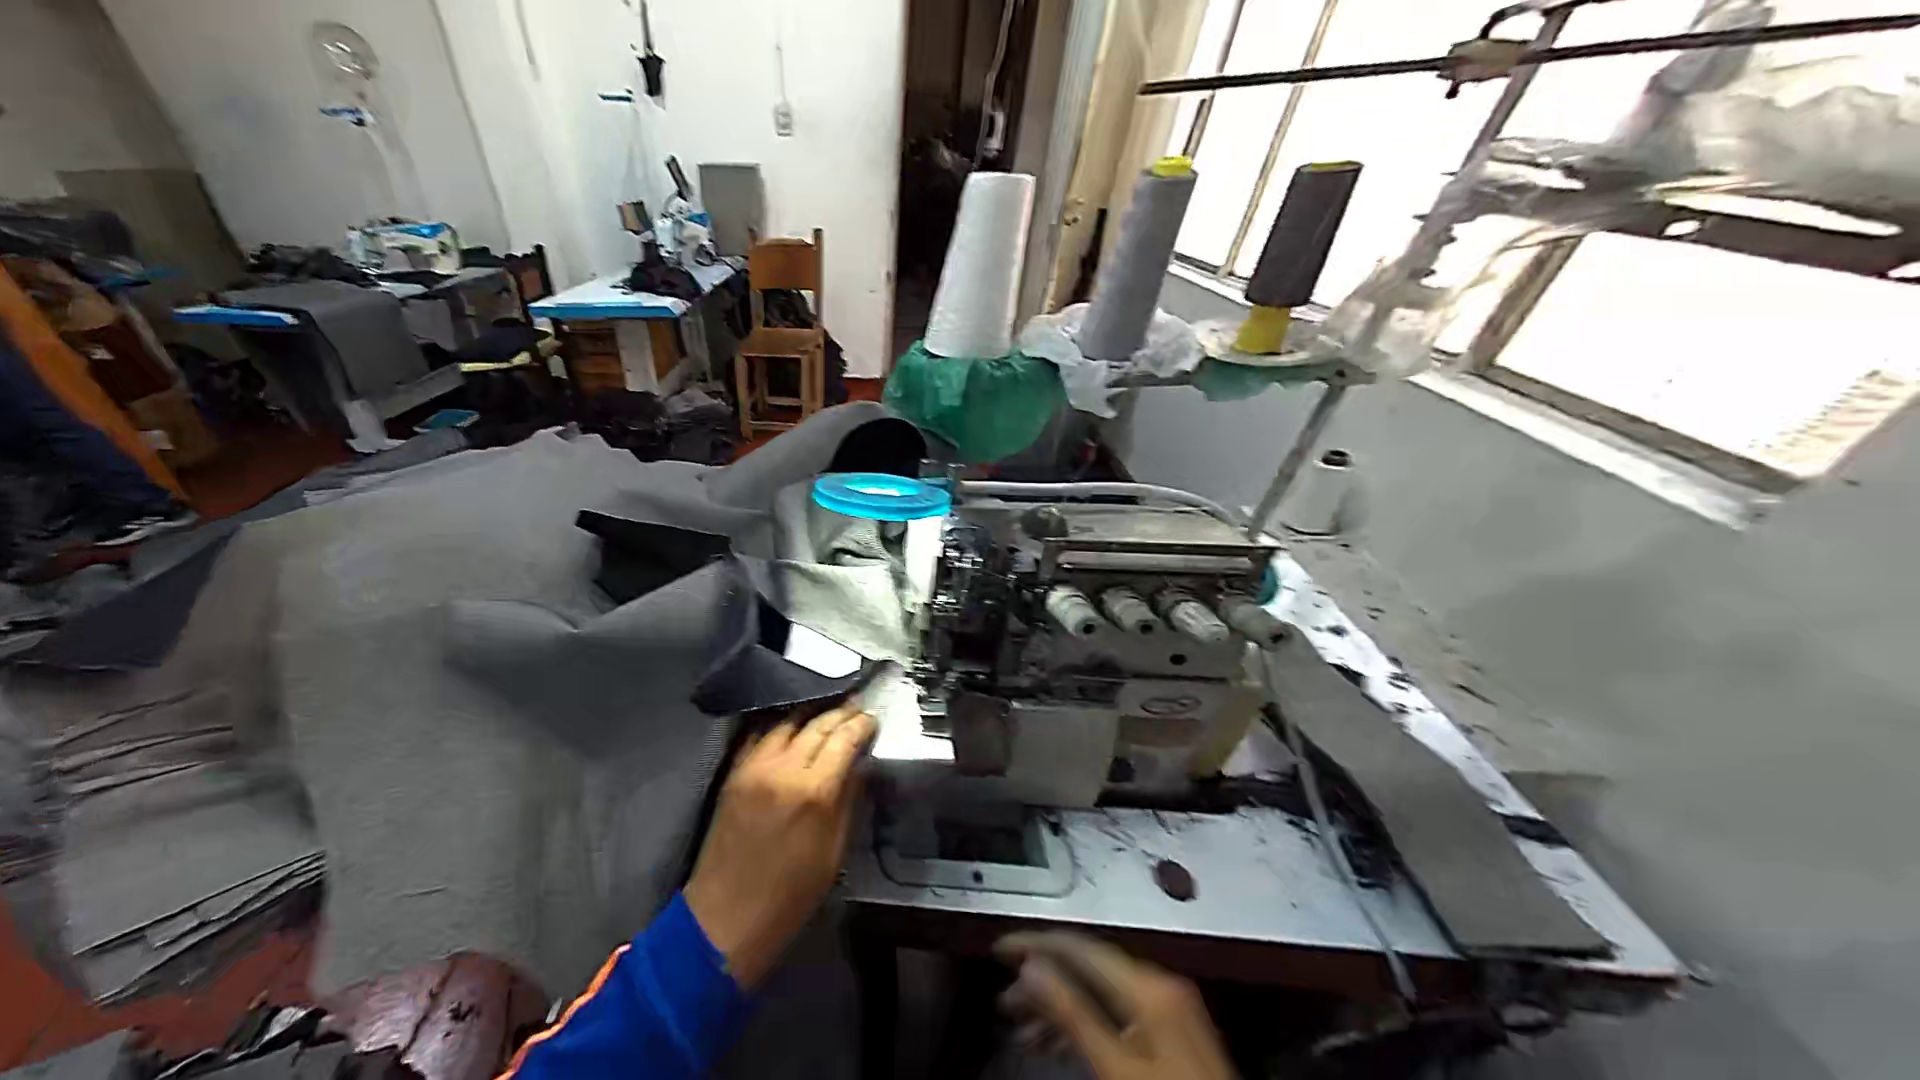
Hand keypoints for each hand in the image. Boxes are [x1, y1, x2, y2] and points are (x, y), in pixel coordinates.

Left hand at [683, 703, 876, 986]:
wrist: (725, 918)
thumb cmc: (790, 895)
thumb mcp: (835, 852)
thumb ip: (848, 800)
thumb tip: (860, 764)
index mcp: (814, 792)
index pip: (844, 740)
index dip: (861, 725)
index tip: (873, 718)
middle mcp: (783, 769)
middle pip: (818, 725)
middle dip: (841, 713)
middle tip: (857, 707)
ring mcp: (754, 768)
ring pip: (787, 722)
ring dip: (811, 713)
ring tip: (829, 709)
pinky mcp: (734, 774)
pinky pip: (759, 736)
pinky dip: (780, 724)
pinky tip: (792, 723)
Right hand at [997, 931, 1236, 1079]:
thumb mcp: (1113, 1065)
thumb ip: (1072, 1014)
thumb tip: (1031, 968)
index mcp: (1146, 984)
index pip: (1078, 945)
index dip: (1034, 944)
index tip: (1001, 949)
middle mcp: (1157, 983)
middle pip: (1087, 966)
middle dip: (1043, 980)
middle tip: (1007, 1001)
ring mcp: (1166, 1005)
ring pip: (1099, 990)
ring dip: (1060, 1005)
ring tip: (1025, 1030)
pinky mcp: (1169, 1028)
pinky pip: (1116, 1010)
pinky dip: (1085, 1020)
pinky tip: (1061, 1042)